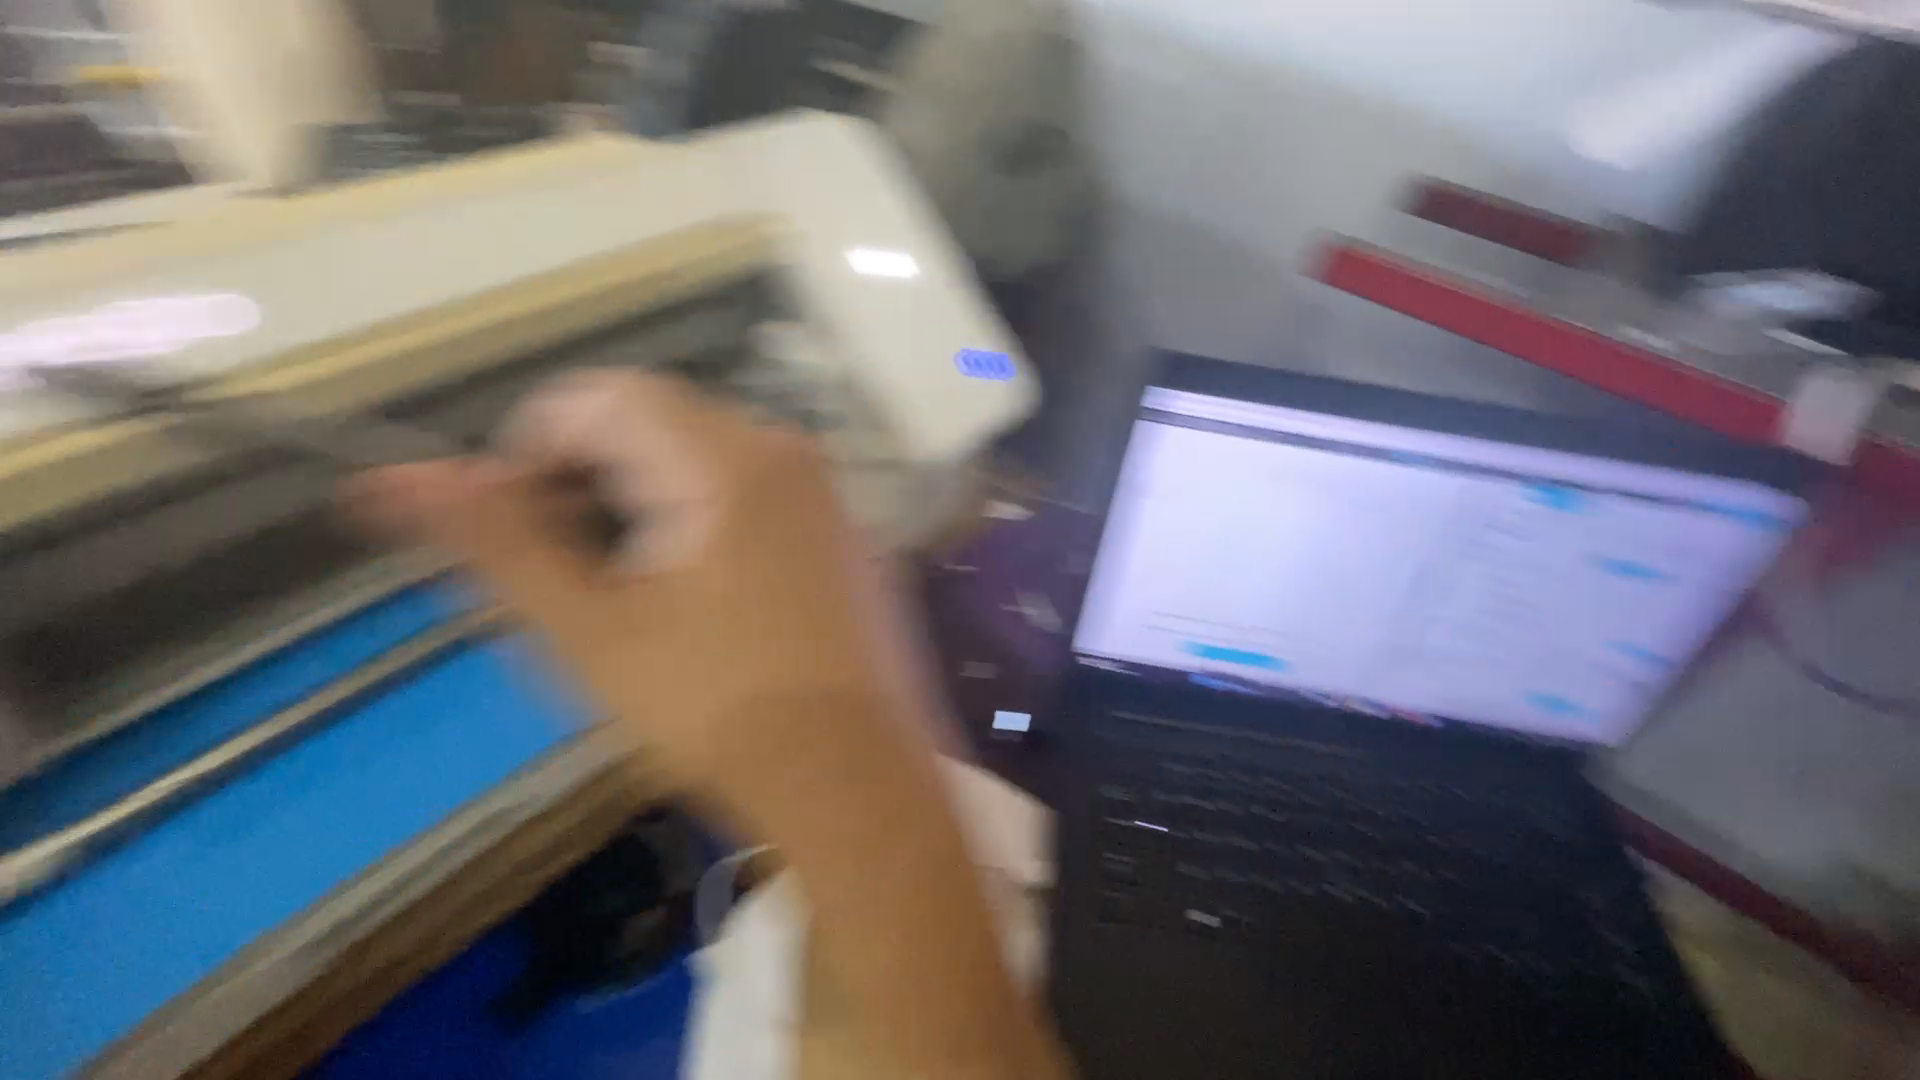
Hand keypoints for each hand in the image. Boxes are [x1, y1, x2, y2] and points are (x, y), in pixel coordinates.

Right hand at [346, 369, 942, 794]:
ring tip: (628, 589)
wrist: (855, 781)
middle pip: (656, 422)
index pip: (599, 397)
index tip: (513, 529)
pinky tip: (701, 595)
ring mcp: (829, 491)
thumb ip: (496, 543)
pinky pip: (758, 492)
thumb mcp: (590, 631)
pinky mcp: (848, 532)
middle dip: (590, 478)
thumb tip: (392, 478)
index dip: (533, 451)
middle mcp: (788, 450)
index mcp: (726, 456)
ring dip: (645, 500)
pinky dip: (707, 517)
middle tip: (568, 570)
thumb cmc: (717, 711)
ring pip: (706, 458)